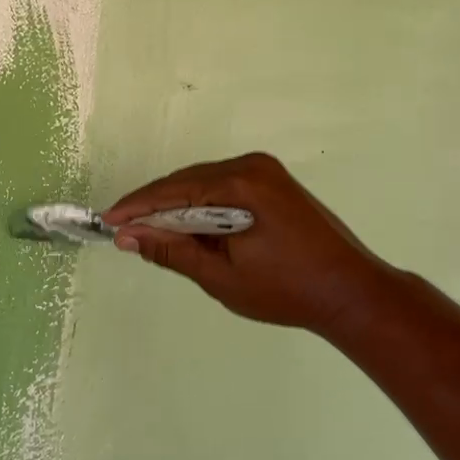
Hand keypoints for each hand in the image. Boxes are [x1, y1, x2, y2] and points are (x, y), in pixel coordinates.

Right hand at [103, 152, 402, 334]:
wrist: (352, 293)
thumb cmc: (287, 291)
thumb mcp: (221, 276)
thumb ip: (172, 252)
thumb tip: (129, 237)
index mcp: (241, 184)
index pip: (172, 191)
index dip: (136, 208)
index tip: (107, 223)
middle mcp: (252, 166)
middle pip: (185, 182)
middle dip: (153, 206)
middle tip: (124, 231)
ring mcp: (265, 171)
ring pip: (201, 184)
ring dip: (175, 206)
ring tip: (149, 232)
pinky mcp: (273, 183)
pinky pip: (221, 188)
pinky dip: (199, 206)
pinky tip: (185, 226)